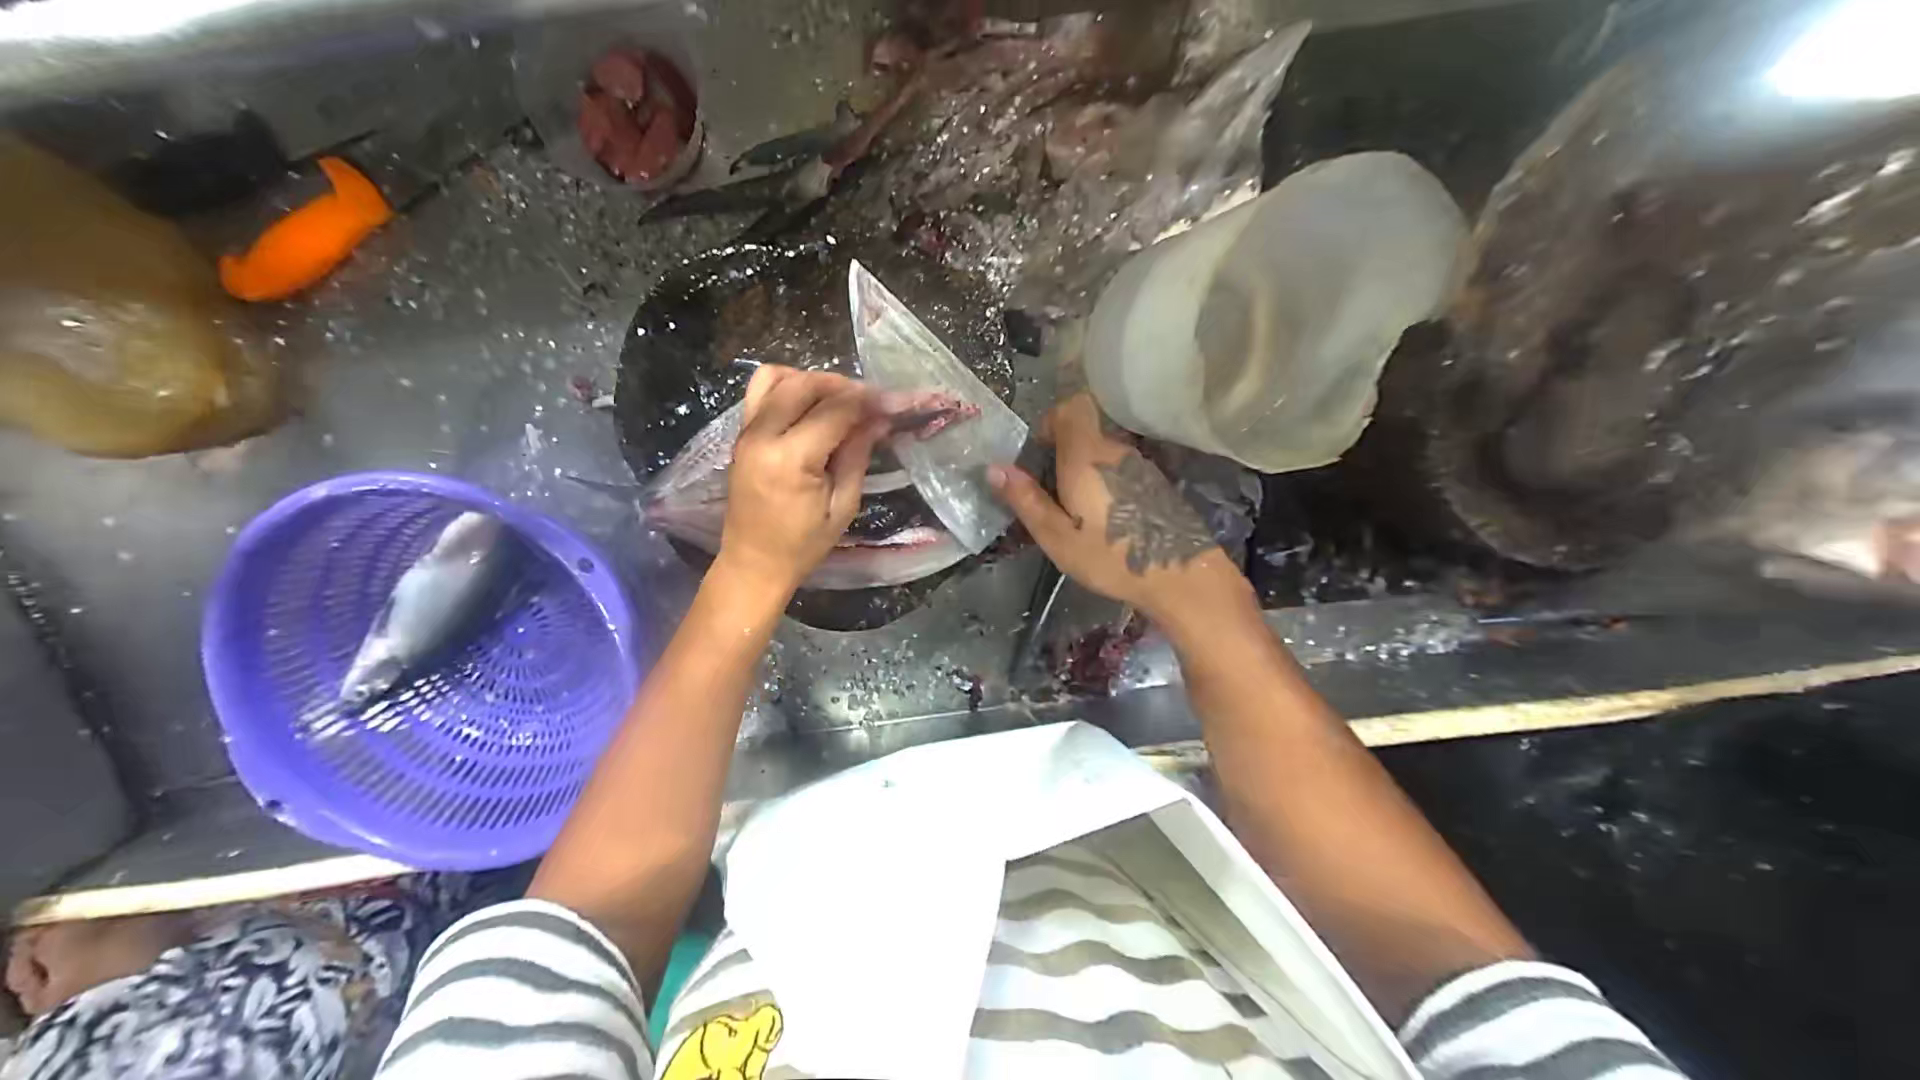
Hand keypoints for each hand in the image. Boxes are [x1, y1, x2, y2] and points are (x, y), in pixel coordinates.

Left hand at [717, 366, 885, 595]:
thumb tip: (878, 419)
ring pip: (778, 377)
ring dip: (813, 381)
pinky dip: (788, 386)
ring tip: (837, 402)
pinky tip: (810, 406)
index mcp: (790, 459)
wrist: (754, 563)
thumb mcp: (842, 505)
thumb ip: (857, 455)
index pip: (835, 410)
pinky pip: (761, 390)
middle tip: (869, 403)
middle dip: (843, 386)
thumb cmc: (802, 544)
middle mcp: (762, 435)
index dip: (868, 402)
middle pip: (806, 384)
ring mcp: (746, 431)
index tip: (892, 403)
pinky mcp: (741, 433)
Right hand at [989, 393, 1254, 630]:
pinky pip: (1122, 471)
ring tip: (1076, 513)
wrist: (1182, 578)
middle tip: (1050, 493)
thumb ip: (1026, 499)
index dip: (1051, 420)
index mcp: (1087, 456)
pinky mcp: (1157, 485)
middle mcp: (1116, 452)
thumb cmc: (1111, 558)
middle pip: (1086, 432)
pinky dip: (1106, 484)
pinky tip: (1106, 521)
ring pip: (1104, 453)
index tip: (1039, 453)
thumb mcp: (1057, 537)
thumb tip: (995, 468)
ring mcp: (1141, 467)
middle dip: (1063, 453)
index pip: (1072, 406)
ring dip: (1085, 471)